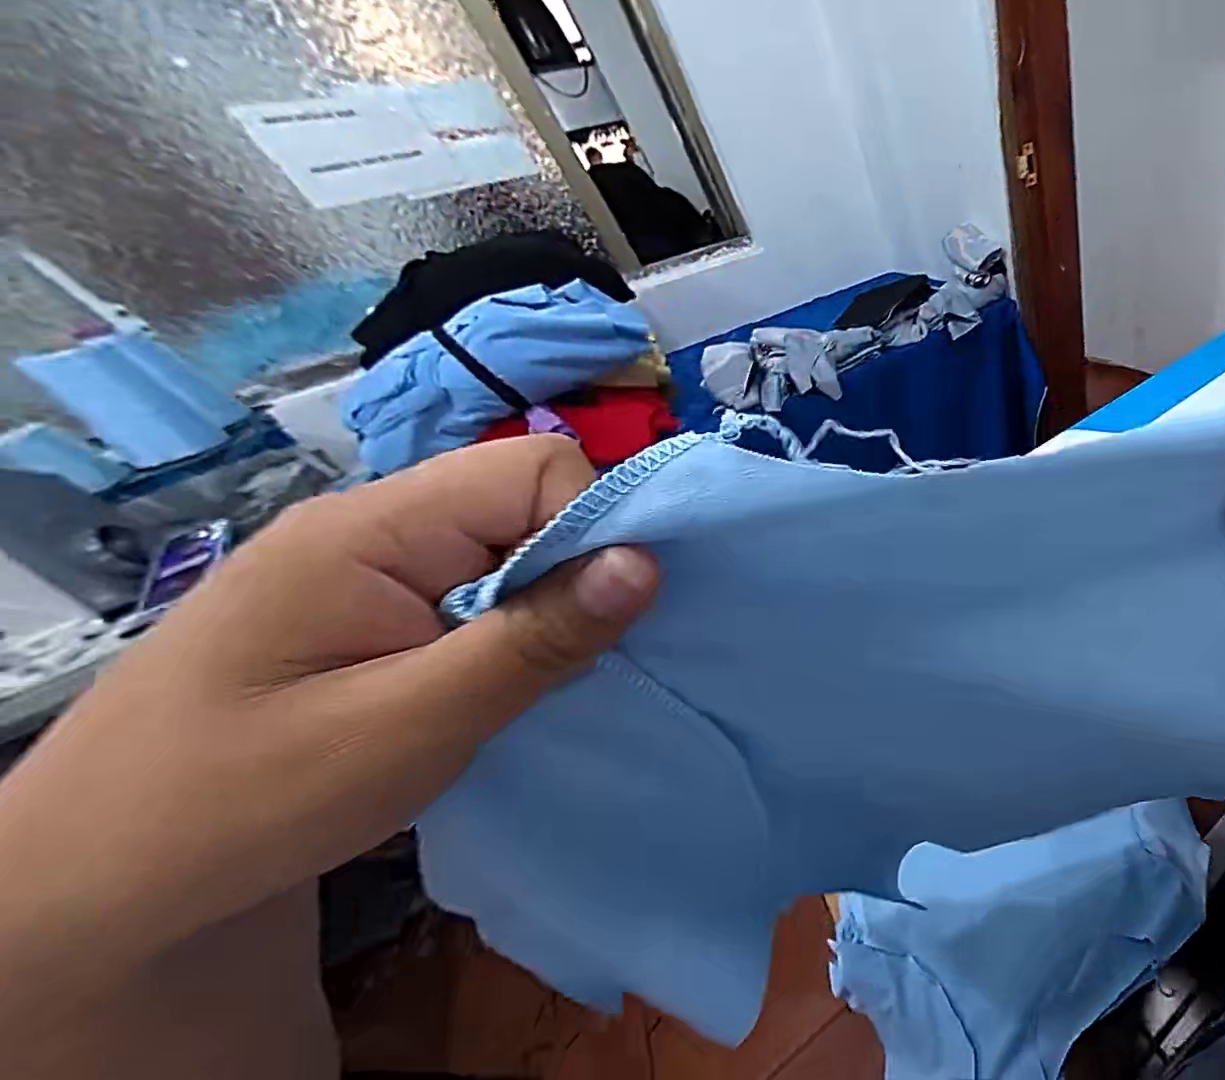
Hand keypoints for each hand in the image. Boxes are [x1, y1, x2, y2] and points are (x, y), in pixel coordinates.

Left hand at [0, 436, 657, 994]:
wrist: (101, 892)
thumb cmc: (243, 803)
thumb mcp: (410, 724)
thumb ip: (535, 637)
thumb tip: (648, 562)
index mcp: (373, 528)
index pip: (534, 470)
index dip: (593, 524)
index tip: (606, 609)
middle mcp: (380, 525)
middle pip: (529, 499)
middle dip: (579, 566)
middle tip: (578, 651)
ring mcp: (380, 565)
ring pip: (516, 544)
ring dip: (554, 600)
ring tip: (549, 669)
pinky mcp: (387, 605)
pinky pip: (490, 583)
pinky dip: (525, 622)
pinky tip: (516, 672)